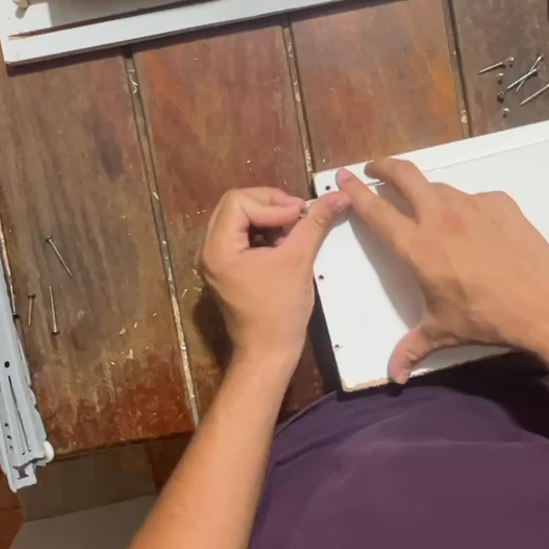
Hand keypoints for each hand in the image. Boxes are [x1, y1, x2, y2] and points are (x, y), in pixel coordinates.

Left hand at [198, 186, 350, 365]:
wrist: (268, 353)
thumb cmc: (280, 311)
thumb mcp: (298, 261)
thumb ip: (314, 223)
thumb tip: (338, 195)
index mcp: (219, 248)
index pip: (240, 202)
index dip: (272, 202)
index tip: (300, 216)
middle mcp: (209, 249)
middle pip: (236, 204)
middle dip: (270, 204)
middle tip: (299, 215)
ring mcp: (216, 259)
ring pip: (239, 218)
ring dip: (268, 217)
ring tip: (294, 229)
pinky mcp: (227, 267)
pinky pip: (241, 235)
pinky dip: (264, 231)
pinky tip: (284, 241)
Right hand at [336, 159, 548, 381]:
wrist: (545, 304)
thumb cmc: (486, 318)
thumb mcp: (443, 332)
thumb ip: (412, 348)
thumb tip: (393, 376)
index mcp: (417, 246)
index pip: (376, 210)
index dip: (356, 191)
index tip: (344, 175)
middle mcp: (439, 217)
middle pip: (404, 175)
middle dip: (384, 166)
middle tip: (375, 168)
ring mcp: (472, 205)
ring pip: (438, 186)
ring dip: (424, 190)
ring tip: (425, 205)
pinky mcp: (500, 203)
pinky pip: (473, 198)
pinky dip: (464, 207)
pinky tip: (473, 227)